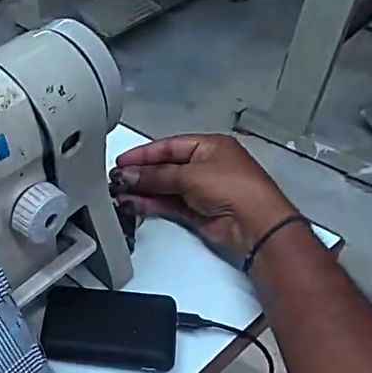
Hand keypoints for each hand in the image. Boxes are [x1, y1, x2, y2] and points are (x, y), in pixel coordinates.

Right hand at [112, 134, 297, 261]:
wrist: (254, 226)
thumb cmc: (235, 189)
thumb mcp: (191, 175)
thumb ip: (156, 175)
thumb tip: (129, 175)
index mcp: (210, 146)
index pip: (170, 146)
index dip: (144, 153)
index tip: (122, 161)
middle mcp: (205, 167)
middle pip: (164, 167)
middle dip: (140, 173)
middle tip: (116, 179)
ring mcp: (199, 190)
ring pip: (163, 187)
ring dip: (141, 190)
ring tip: (118, 192)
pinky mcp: (194, 211)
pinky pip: (166, 204)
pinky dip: (148, 203)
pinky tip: (131, 202)